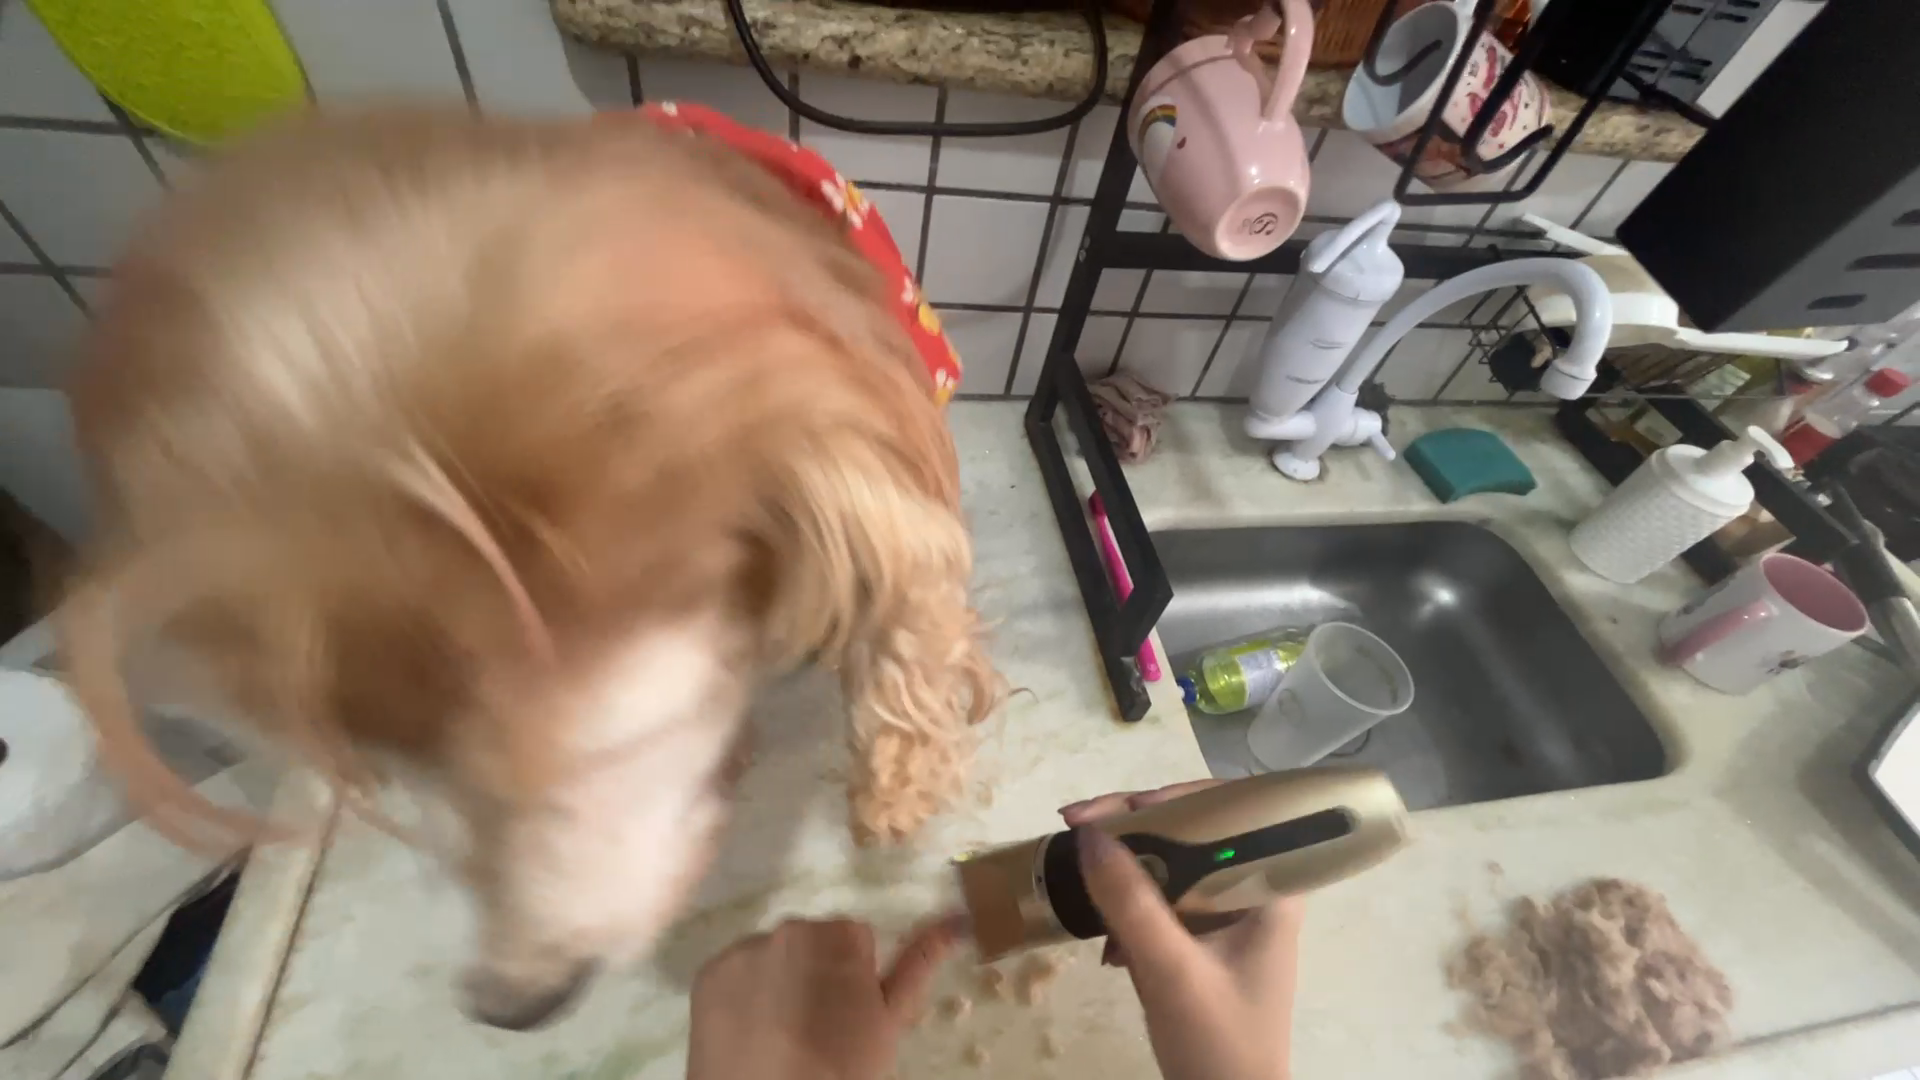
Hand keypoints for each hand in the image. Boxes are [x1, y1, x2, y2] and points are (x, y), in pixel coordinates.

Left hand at [686, 916, 959, 1079]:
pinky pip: (736, 972)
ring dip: (780, 981)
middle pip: (812, 942)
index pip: (855, 939)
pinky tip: (749, 1034)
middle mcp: (789, 928)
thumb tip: (957, 918)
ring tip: (780, 1036)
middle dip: (817, 973)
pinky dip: (742, 994)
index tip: (848, 1016)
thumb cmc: (841, 1072)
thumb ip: (919, 962)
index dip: (856, 979)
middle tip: (816, 1030)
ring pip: (773, 956)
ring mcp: (744, 949)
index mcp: (838, 934)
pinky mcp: (707, 974)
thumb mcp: (889, 1023)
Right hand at [1061, 782, 1304, 1079]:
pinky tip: (1102, 930)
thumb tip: (1087, 834)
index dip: (1170, 797)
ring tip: (1076, 859)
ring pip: (1169, 854)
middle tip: (1074, 822)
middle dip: (1130, 821)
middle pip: (1189, 825)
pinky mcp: (1201, 929)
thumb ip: (1131, 902)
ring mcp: (1225, 907)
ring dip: (1122, 856)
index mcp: (1269, 886)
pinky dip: (1126, 895)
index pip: (1226, 808)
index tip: (1115, 808)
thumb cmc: (1218, 1045)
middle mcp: (1251, 884)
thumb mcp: (1171, 971)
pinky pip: (1160, 889)